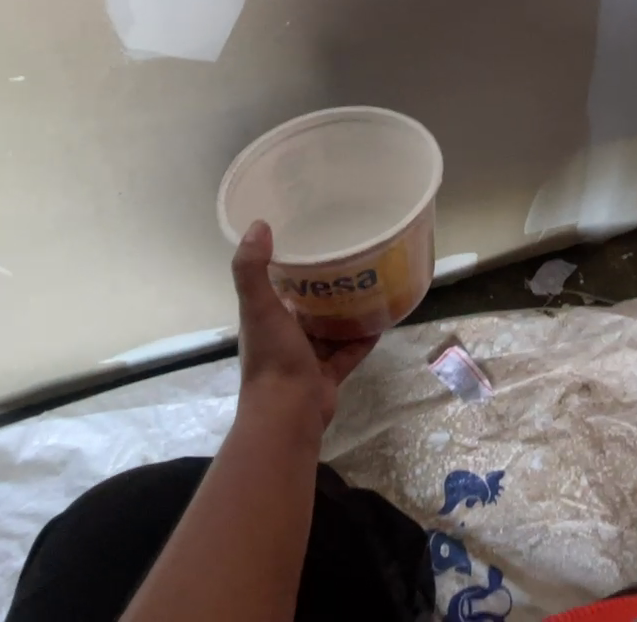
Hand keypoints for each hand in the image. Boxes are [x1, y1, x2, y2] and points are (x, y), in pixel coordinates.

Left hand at [231, 220, 377, 434]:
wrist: (288, 413)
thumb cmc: (273, 357)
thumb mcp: (260, 307)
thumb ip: (253, 269)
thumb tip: (258, 224)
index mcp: (268, 318)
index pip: (282, 284)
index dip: (296, 264)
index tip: (316, 240)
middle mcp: (286, 335)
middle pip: (311, 304)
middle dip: (329, 285)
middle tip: (355, 259)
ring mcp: (309, 356)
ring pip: (332, 326)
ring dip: (349, 309)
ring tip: (373, 283)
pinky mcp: (331, 372)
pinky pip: (352, 349)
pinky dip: (365, 335)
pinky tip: (383, 317)